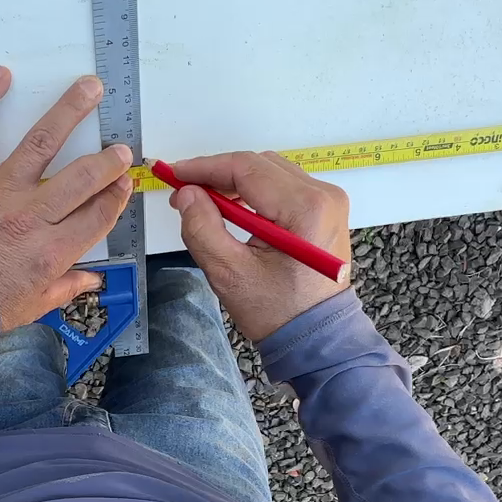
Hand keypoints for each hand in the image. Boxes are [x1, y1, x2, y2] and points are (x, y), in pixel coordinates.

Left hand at [0, 67, 134, 328]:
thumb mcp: (35, 306)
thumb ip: (67, 288)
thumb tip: (92, 279)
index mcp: (52, 251)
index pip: (97, 215)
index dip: (116, 196)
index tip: (124, 182)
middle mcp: (32, 216)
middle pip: (82, 177)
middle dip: (107, 160)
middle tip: (119, 149)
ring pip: (41, 142)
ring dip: (69, 110)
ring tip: (90, 87)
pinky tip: (2, 75)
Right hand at [166, 152, 351, 341]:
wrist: (315, 336)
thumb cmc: (277, 311)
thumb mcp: (229, 273)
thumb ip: (203, 229)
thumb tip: (187, 195)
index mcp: (305, 208)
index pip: (246, 169)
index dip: (205, 168)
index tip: (174, 174)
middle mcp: (323, 196)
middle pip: (259, 165)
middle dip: (217, 175)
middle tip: (184, 194)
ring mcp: (328, 201)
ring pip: (270, 172)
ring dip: (234, 183)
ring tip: (204, 204)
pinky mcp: (324, 211)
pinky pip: (283, 187)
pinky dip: (253, 193)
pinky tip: (231, 209)